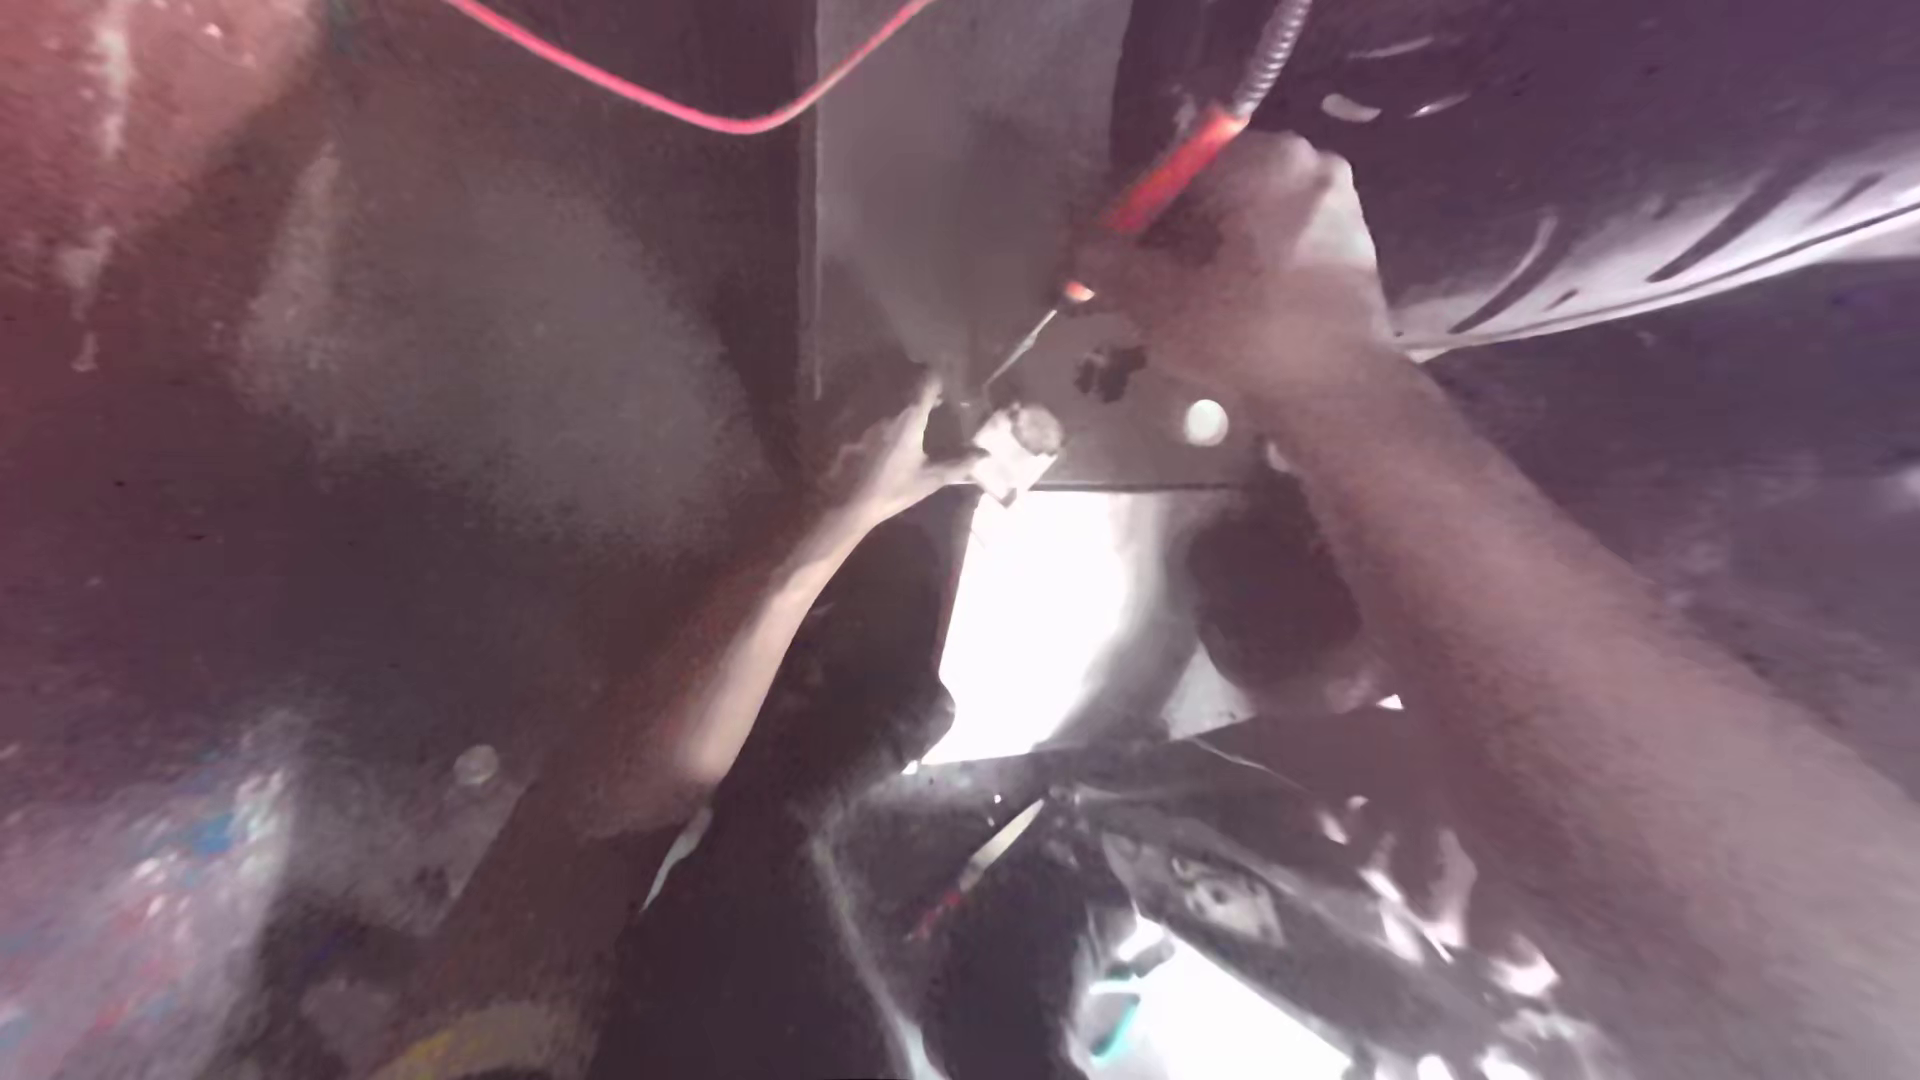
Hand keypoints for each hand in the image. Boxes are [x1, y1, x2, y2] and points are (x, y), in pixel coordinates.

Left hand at [813, 371, 979, 535]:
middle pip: (904, 372)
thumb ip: (959, 464)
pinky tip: (873, 416)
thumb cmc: (889, 491)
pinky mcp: (839, 409)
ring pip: (880, 378)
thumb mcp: (928, 479)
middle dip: (916, 380)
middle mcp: (884, 399)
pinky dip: (870, 397)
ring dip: (893, 386)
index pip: (929, 377)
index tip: (944, 389)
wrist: (840, 503)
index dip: (939, 379)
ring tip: (899, 404)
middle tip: (924, 397)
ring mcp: (859, 402)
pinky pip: (858, 390)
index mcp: (910, 413)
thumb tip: (985, 455)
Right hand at [1079, 132, 1395, 401]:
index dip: (1122, 210)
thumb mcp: (1160, 302)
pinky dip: (1225, 266)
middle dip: (1155, 237)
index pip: (1170, 168)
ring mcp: (1332, 208)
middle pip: (1205, 193)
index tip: (1094, 248)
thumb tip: (1074, 243)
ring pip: (1234, 222)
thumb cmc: (1244, 337)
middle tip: (1119, 278)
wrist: (1335, 395)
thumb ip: (1110, 264)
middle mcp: (1306, 166)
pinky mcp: (1341, 250)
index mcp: (1265, 162)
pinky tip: (1201, 306)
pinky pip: (1264, 244)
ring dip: (1186, 255)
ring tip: (1153, 298)